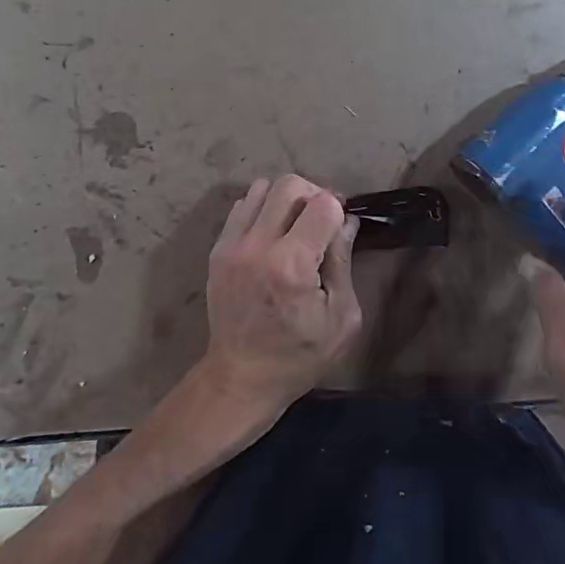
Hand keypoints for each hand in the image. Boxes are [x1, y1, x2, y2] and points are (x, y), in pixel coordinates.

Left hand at [196, 175, 361, 419]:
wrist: (241, 378)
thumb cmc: (299, 356)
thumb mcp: (341, 318)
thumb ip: (342, 262)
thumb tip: (347, 222)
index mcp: (292, 266)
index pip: (323, 204)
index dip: (339, 210)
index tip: (341, 227)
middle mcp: (258, 247)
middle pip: (290, 185)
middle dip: (314, 194)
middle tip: (322, 220)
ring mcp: (232, 246)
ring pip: (263, 188)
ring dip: (286, 199)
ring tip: (295, 225)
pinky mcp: (217, 250)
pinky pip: (241, 206)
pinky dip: (262, 208)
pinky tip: (272, 234)